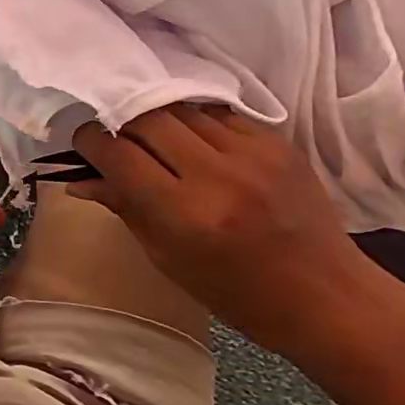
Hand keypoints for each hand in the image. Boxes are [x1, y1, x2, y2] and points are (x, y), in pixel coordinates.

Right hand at [68, 105, 404, 358]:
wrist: (325, 295)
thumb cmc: (234, 291)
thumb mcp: (166, 257)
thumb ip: (124, 208)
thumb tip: (79, 180)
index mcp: (185, 213)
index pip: (120, 155)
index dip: (91, 142)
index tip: (82, 142)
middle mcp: (218, 175)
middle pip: (149, 118)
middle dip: (120, 121)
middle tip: (112, 136)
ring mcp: (254, 154)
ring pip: (184, 108)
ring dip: (156, 118)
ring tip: (148, 136)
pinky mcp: (278, 143)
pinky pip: (220, 114)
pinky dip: (194, 121)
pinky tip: (189, 138)